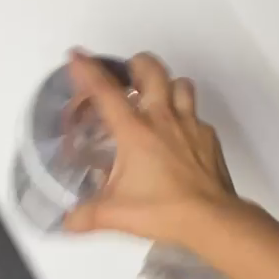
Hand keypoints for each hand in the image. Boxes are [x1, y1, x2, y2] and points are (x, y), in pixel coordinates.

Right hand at [62, 51, 244, 243]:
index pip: (106, 91)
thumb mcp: (116, 214)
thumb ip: (86, 216)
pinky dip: (186, 116)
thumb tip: (68, 222)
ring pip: (181, 83)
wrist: (211, 218)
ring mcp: (190, 124)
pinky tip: (178, 134)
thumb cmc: (163, 210)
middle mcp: (163, 119)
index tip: (77, 56)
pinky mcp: (208, 137)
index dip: (88, 70)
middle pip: (152, 69)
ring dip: (167, 84)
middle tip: (127, 75)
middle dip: (136, 64)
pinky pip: (197, 114)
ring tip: (156, 97)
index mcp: (135, 131)